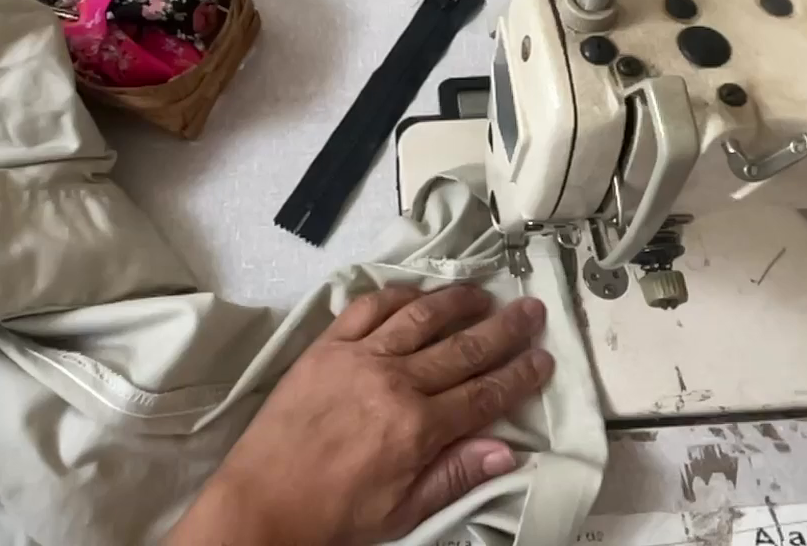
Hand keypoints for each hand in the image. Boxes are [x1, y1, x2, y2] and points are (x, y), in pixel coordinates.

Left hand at [166, 284, 553, 545]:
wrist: (263, 499)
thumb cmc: (334, 515)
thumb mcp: (401, 512)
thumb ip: (454, 475)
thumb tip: (507, 451)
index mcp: (416, 428)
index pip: (483, 395)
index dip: (518, 375)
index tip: (544, 357)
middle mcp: (394, 382)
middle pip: (462, 348)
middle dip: (503, 329)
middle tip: (531, 309)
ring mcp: (359, 356)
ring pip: (420, 317)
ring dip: (456, 301)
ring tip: (483, 292)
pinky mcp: (328, 343)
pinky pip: (368, 306)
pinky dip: (396, 294)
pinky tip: (417, 290)